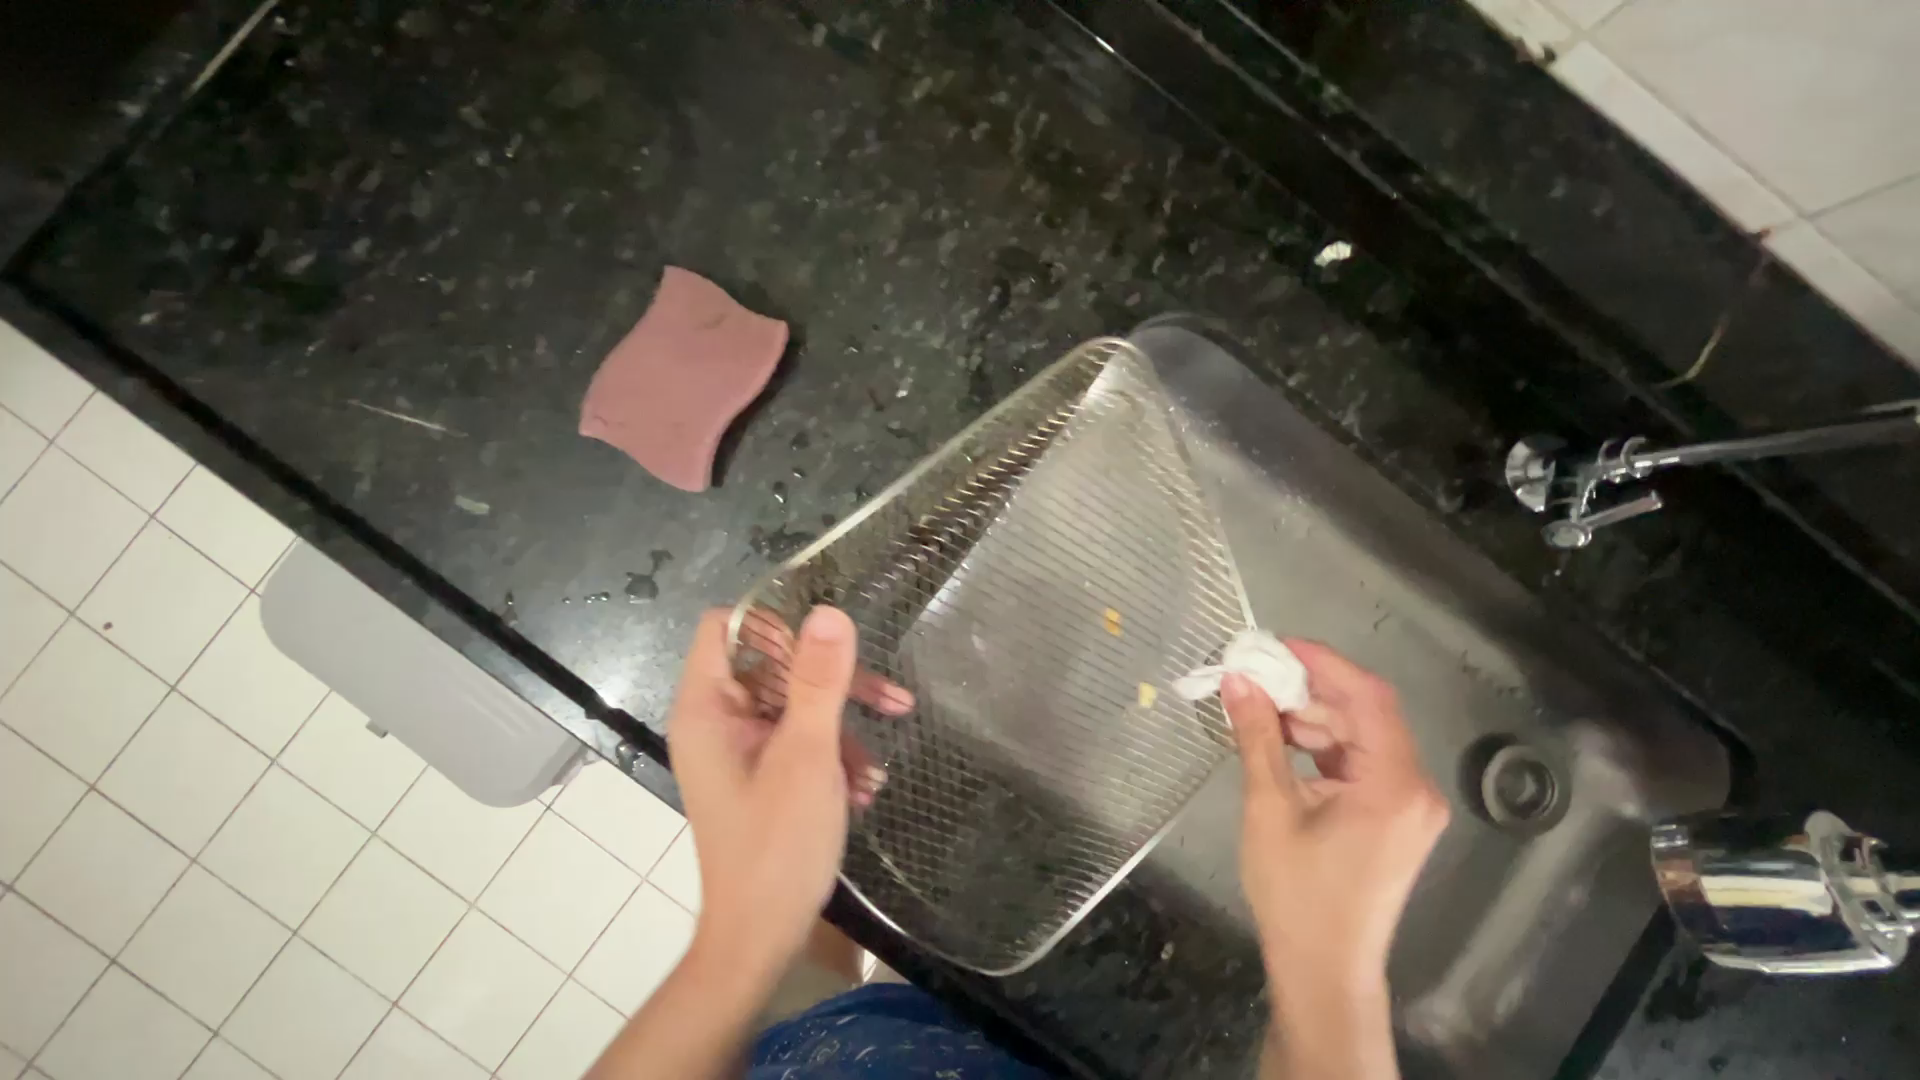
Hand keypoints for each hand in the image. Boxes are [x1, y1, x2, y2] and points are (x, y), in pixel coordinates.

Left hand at [666, 606, 907, 986]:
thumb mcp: (806, 755)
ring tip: (880, 763)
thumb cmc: (777, 844)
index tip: (823, 647)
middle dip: (831, 681)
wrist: (762, 937)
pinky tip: (866, 785)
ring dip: (841, 722)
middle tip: (888, 699)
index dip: (773, 625)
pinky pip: (796, 737)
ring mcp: (739, 748)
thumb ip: (818, 681)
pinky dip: (832, 751)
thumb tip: (829, 611)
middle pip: (772, 665)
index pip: (724, 627)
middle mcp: (717, 721)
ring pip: (793, 702)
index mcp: (708, 709)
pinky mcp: (760, 772)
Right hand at [1226, 640, 1448, 998]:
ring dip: (1310, 721)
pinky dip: (1320, 749)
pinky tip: (1279, 745)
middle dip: (1308, 693)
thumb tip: (1237, 680)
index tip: (1275, 645)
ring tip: (1256, 714)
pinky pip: (1358, 764)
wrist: (1323, 968)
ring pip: (1359, 738)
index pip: (1368, 698)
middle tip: (1253, 680)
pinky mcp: (1393, 817)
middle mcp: (1415, 788)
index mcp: (1395, 784)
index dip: (1323, 663)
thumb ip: (1256, 737)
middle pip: (1363, 716)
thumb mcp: (1268, 807)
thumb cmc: (1296, 892)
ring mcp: (1408, 805)